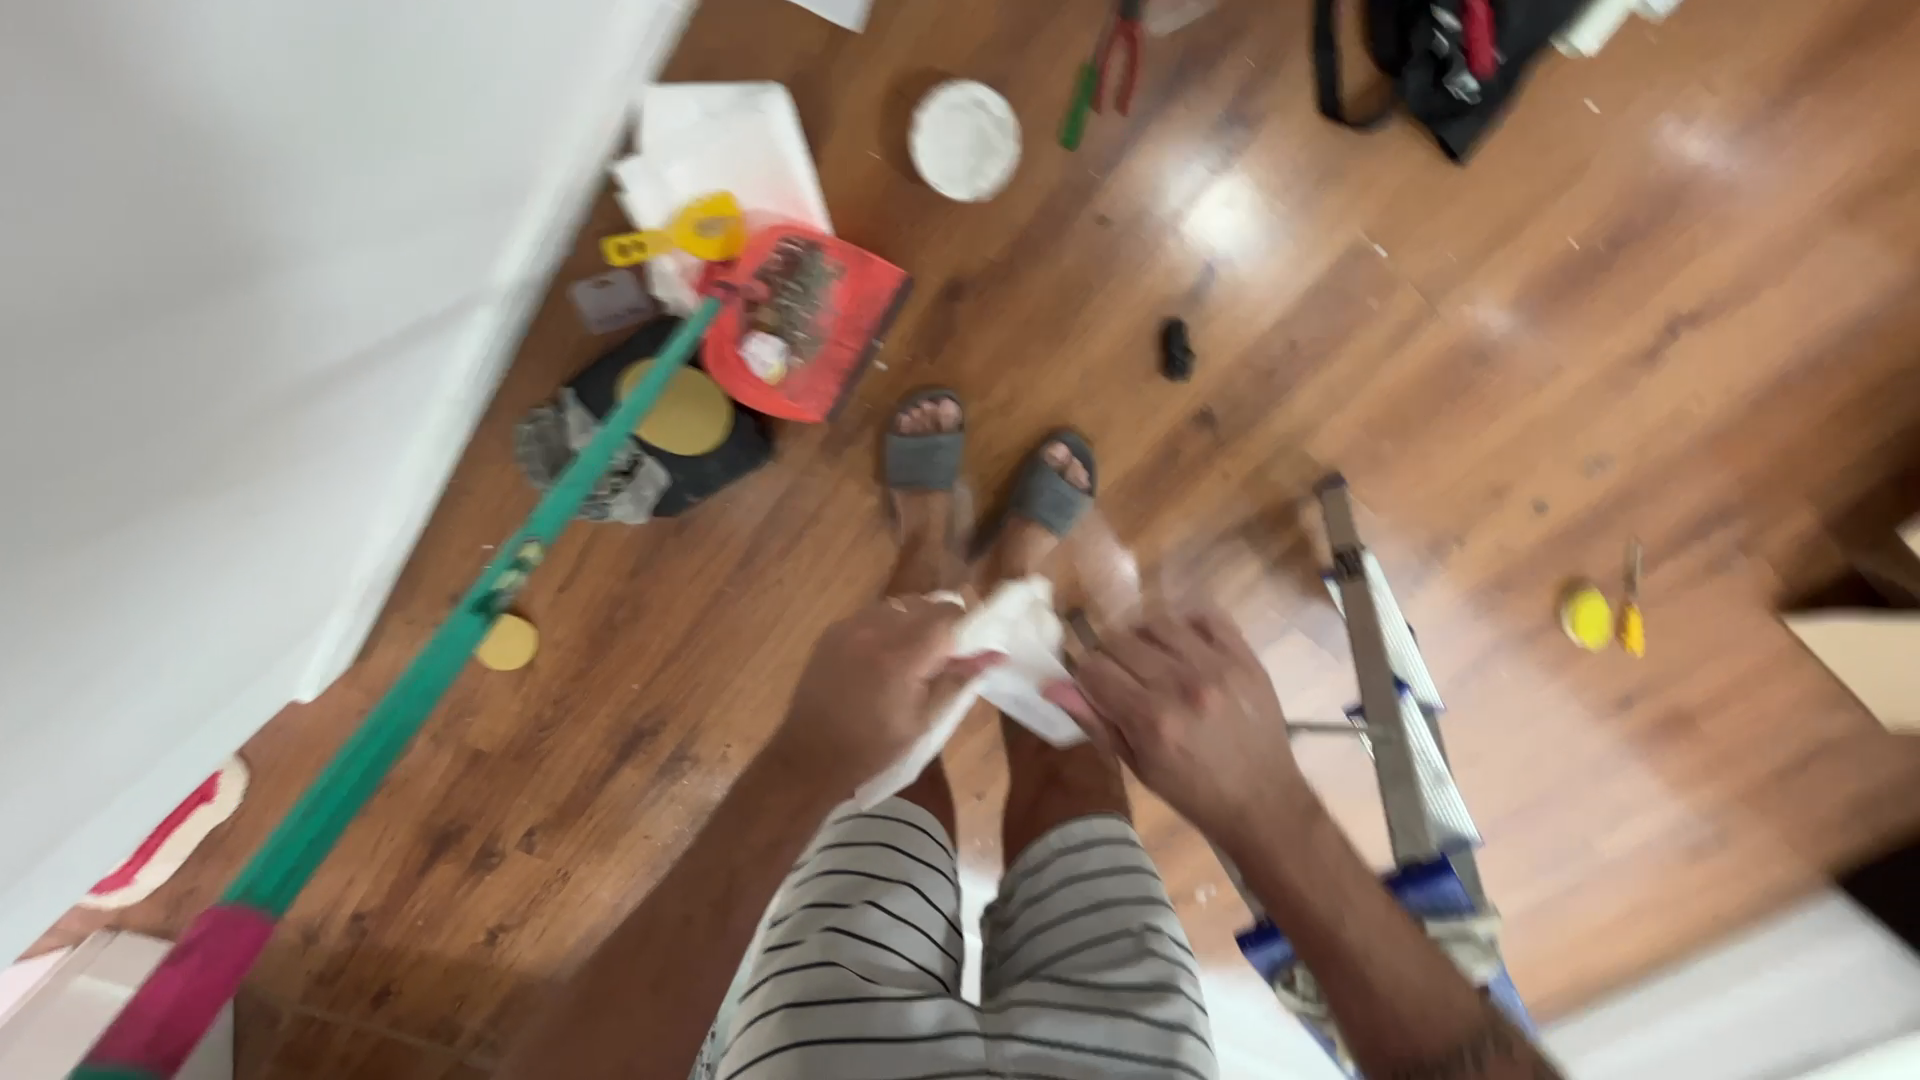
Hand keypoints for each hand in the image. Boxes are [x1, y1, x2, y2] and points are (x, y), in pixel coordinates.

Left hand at [769, 595, 1003, 789]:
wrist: (809, 756)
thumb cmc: (873, 748)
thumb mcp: (924, 720)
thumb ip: (958, 680)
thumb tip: (995, 654)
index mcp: (902, 657)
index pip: (948, 614)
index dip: (967, 625)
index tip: (971, 646)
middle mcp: (875, 631)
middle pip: (925, 603)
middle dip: (942, 622)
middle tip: (945, 654)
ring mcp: (850, 626)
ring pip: (900, 604)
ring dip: (915, 620)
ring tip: (914, 654)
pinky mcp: (834, 630)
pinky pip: (874, 613)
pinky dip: (889, 625)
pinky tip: (884, 654)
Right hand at [1044, 608, 1315, 848]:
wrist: (1263, 802)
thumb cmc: (1192, 791)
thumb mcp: (1136, 765)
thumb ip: (1094, 720)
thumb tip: (1050, 685)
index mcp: (1151, 720)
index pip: (1093, 669)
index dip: (1087, 676)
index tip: (1096, 687)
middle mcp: (1182, 687)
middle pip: (1119, 641)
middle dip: (1111, 657)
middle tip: (1125, 678)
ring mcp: (1218, 668)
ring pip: (1156, 622)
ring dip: (1144, 637)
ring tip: (1152, 659)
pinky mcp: (1245, 658)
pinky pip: (1205, 616)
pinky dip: (1186, 623)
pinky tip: (1183, 645)